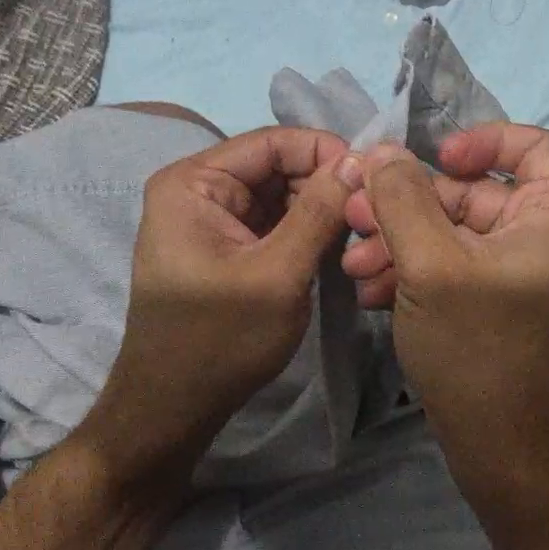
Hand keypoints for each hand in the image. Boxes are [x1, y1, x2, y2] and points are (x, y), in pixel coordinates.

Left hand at [92, 127, 359, 478]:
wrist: (174, 407)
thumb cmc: (220, 340)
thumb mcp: (278, 274)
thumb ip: (319, 212)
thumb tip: (361, 159)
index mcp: (193, 182)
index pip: (273, 142)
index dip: (327, 153)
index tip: (374, 182)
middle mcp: (198, 190)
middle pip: (279, 167)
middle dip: (326, 187)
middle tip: (371, 218)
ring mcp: (212, 220)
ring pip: (283, 196)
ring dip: (322, 212)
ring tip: (359, 238)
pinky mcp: (228, 248)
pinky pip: (276, 224)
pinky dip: (307, 234)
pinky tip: (336, 253)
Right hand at [344, 126, 548, 467]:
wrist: (493, 440)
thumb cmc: (474, 347)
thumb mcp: (432, 265)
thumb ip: (404, 199)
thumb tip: (383, 151)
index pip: (532, 146)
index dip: (482, 141)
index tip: (435, 158)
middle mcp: (540, 236)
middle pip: (472, 191)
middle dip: (408, 203)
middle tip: (354, 215)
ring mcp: (511, 270)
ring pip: (449, 229)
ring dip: (398, 240)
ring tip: (354, 264)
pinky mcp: (485, 299)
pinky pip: (447, 264)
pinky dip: (409, 269)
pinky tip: (369, 290)